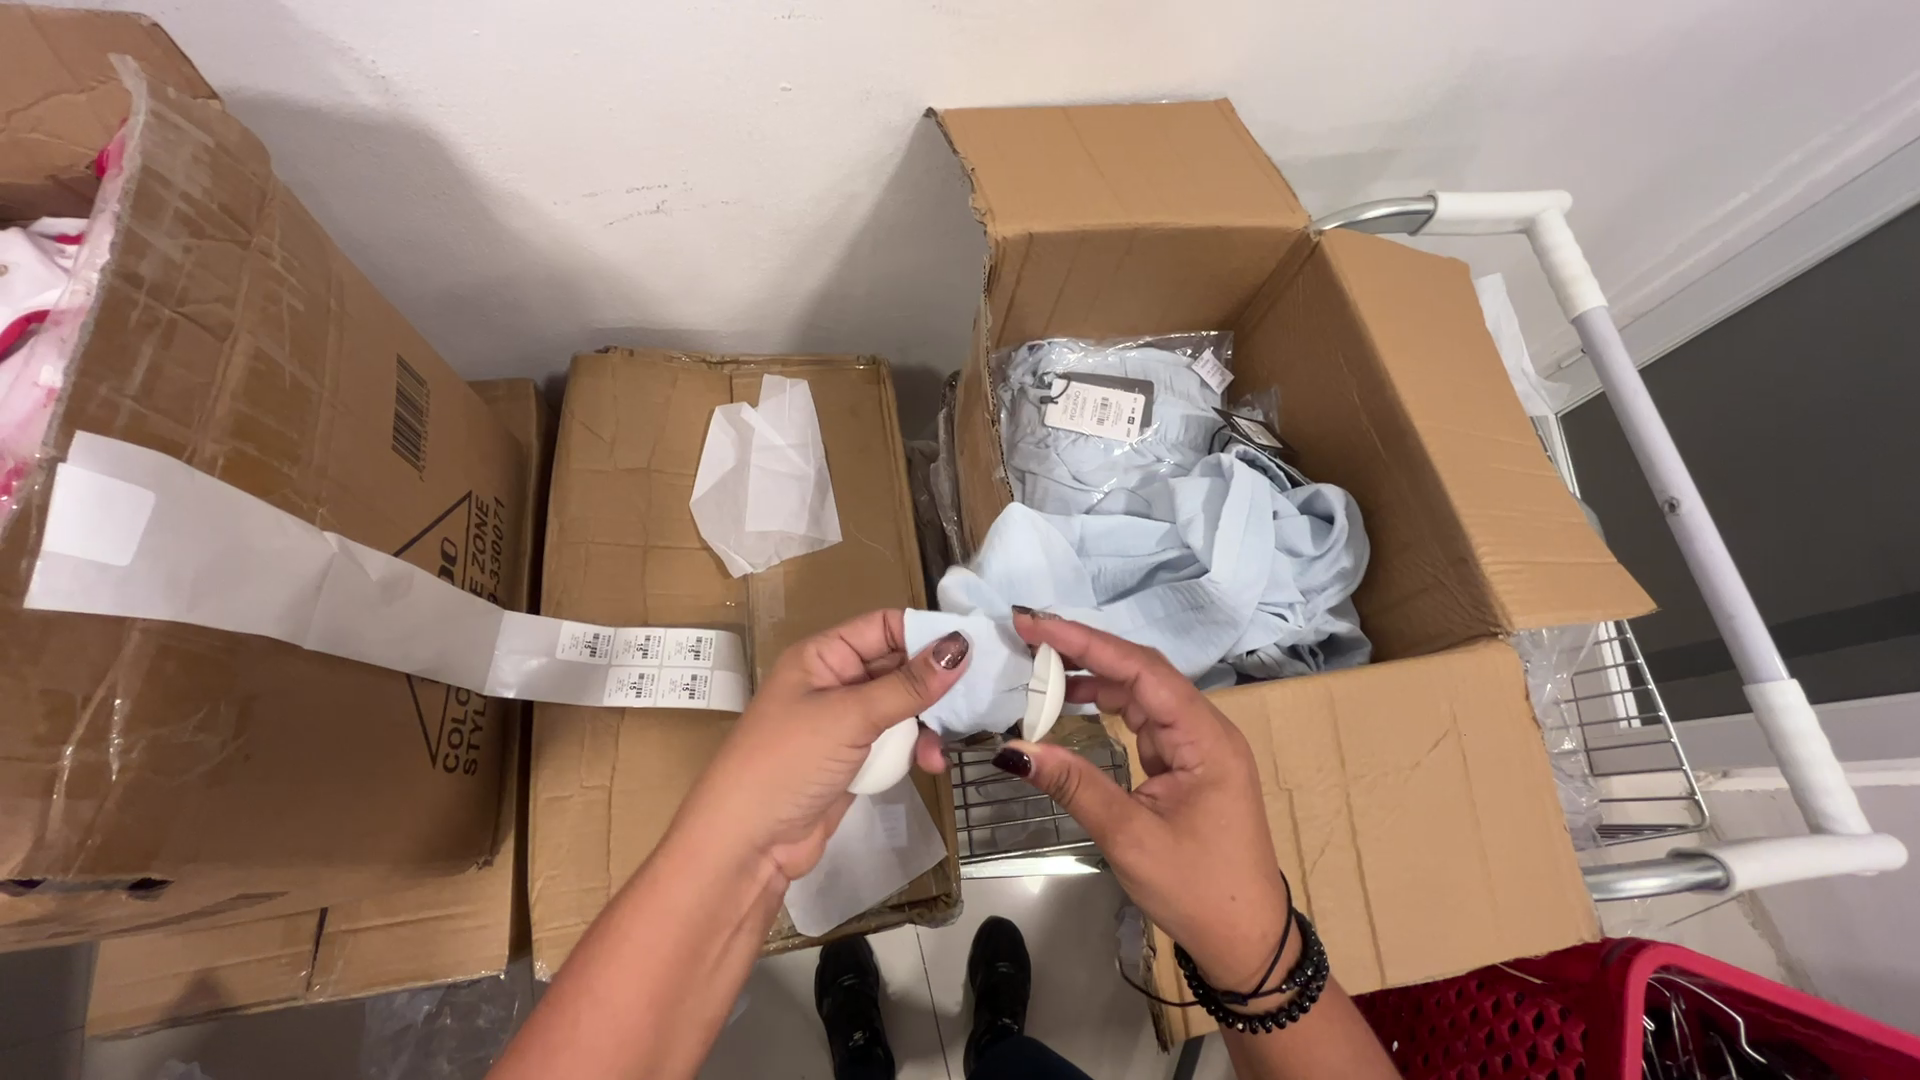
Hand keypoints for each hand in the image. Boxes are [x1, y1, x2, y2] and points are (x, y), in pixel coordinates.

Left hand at [669, 610, 967, 883]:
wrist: (746, 846)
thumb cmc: (788, 764)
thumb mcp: (850, 717)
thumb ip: (908, 685)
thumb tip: (961, 646)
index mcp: (823, 655)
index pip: (885, 626)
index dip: (926, 633)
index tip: (973, 647)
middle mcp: (835, 681)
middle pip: (898, 666)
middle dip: (934, 682)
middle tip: (981, 693)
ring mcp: (845, 722)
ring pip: (902, 706)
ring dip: (927, 721)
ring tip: (945, 742)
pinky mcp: (854, 759)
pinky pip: (895, 741)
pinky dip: (915, 748)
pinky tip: (930, 764)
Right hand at [997, 613, 1291, 991]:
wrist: (1245, 941)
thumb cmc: (1197, 889)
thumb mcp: (1130, 837)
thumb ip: (1074, 784)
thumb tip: (1014, 750)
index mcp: (1205, 737)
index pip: (1141, 669)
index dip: (1086, 642)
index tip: (1036, 623)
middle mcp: (1204, 728)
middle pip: (1141, 671)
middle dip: (1085, 649)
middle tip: (1029, 633)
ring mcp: (1195, 744)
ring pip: (1140, 691)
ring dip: (1092, 676)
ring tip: (1039, 664)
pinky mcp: (1183, 761)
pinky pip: (1141, 718)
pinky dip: (1104, 705)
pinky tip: (1072, 701)